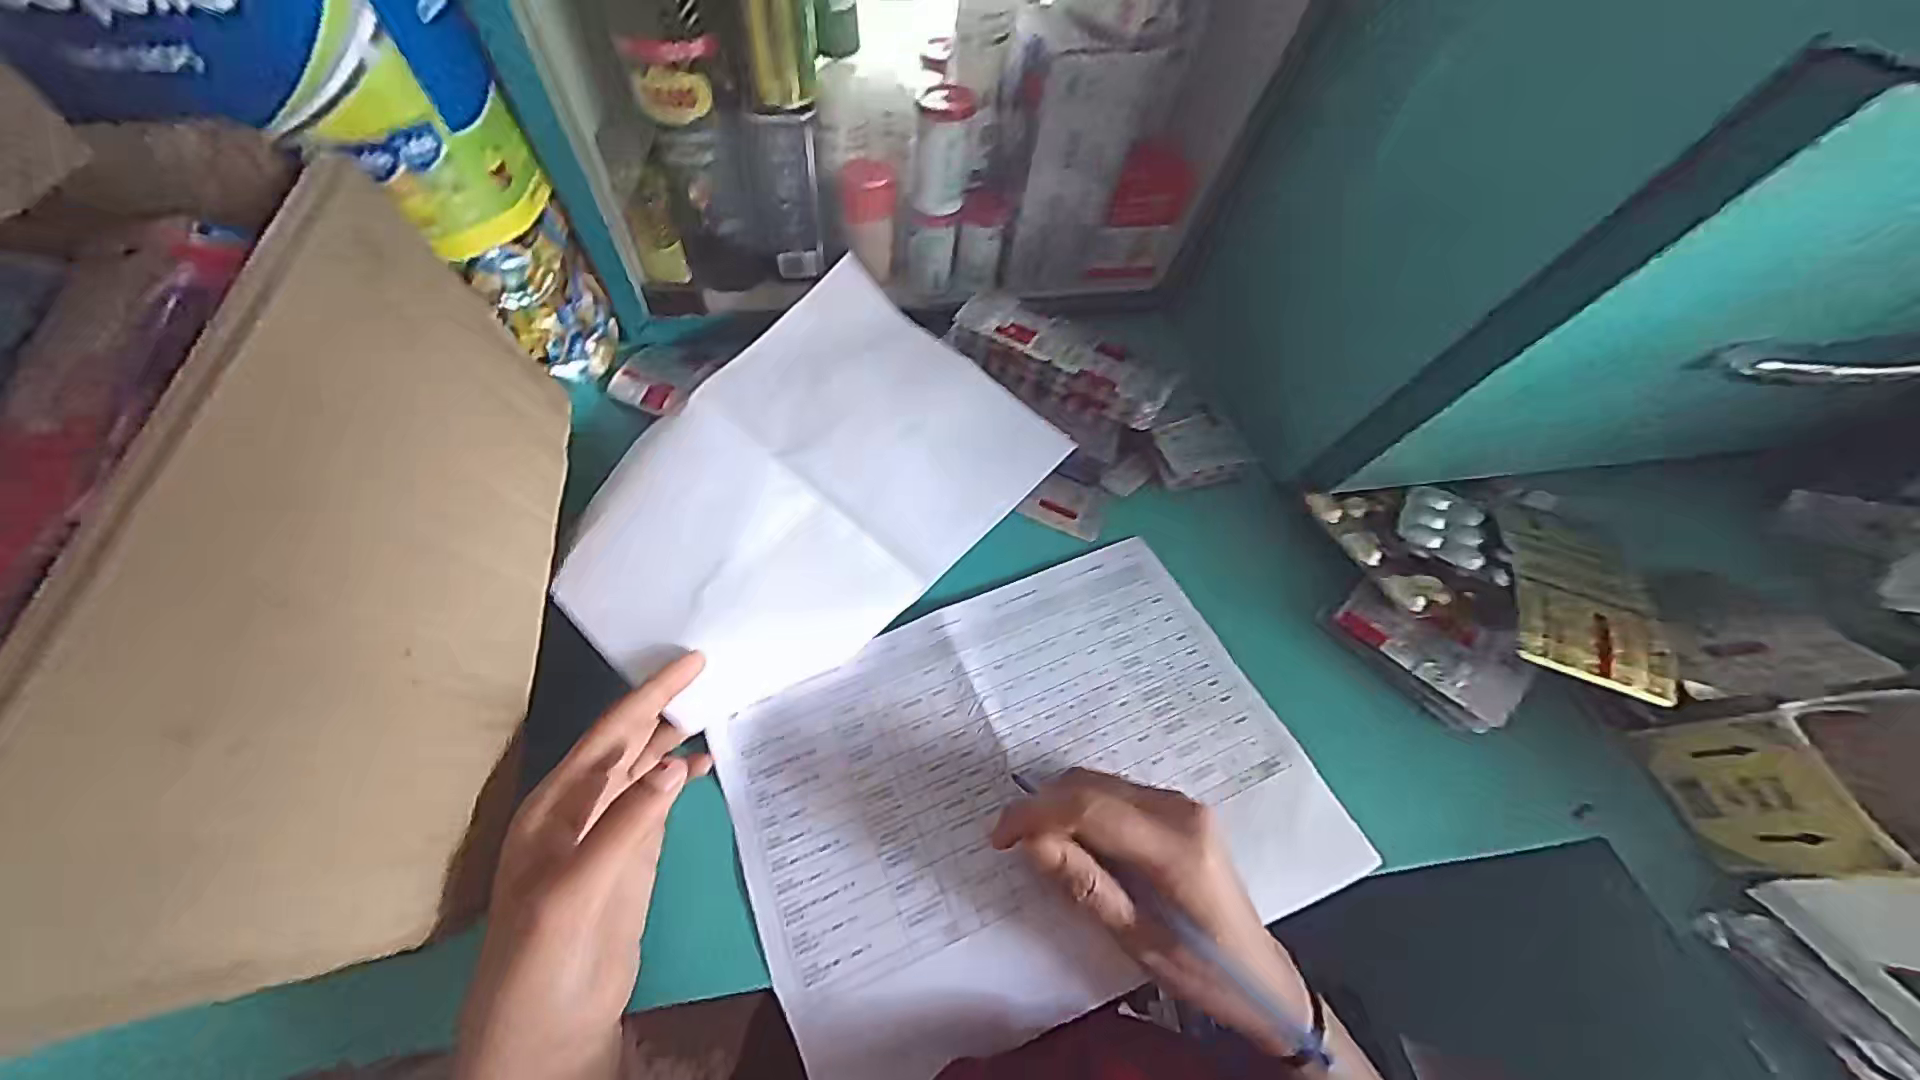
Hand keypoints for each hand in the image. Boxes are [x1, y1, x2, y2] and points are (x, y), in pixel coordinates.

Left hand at [454, 652, 710, 1079]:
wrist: (549, 1033)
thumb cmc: (541, 962)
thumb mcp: (574, 892)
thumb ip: (625, 824)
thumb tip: (678, 763)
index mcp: (555, 806)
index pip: (609, 735)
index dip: (649, 696)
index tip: (690, 662)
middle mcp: (582, 807)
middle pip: (629, 741)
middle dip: (665, 704)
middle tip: (710, 672)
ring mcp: (610, 829)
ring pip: (648, 766)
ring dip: (678, 736)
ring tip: (716, 705)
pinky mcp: (634, 851)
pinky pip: (663, 798)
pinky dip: (686, 774)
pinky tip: (707, 761)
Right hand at [991, 768, 1313, 1058]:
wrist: (1262, 975)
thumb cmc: (1204, 973)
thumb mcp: (1139, 942)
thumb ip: (1086, 886)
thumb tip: (1032, 843)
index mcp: (1176, 846)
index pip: (1090, 808)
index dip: (1036, 813)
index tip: (999, 834)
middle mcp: (1178, 809)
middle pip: (1091, 786)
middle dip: (1042, 806)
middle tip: (1011, 840)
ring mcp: (1180, 802)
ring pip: (1100, 783)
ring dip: (1060, 804)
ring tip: (1037, 841)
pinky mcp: (1176, 807)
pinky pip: (1115, 792)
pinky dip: (1083, 806)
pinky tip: (1071, 835)